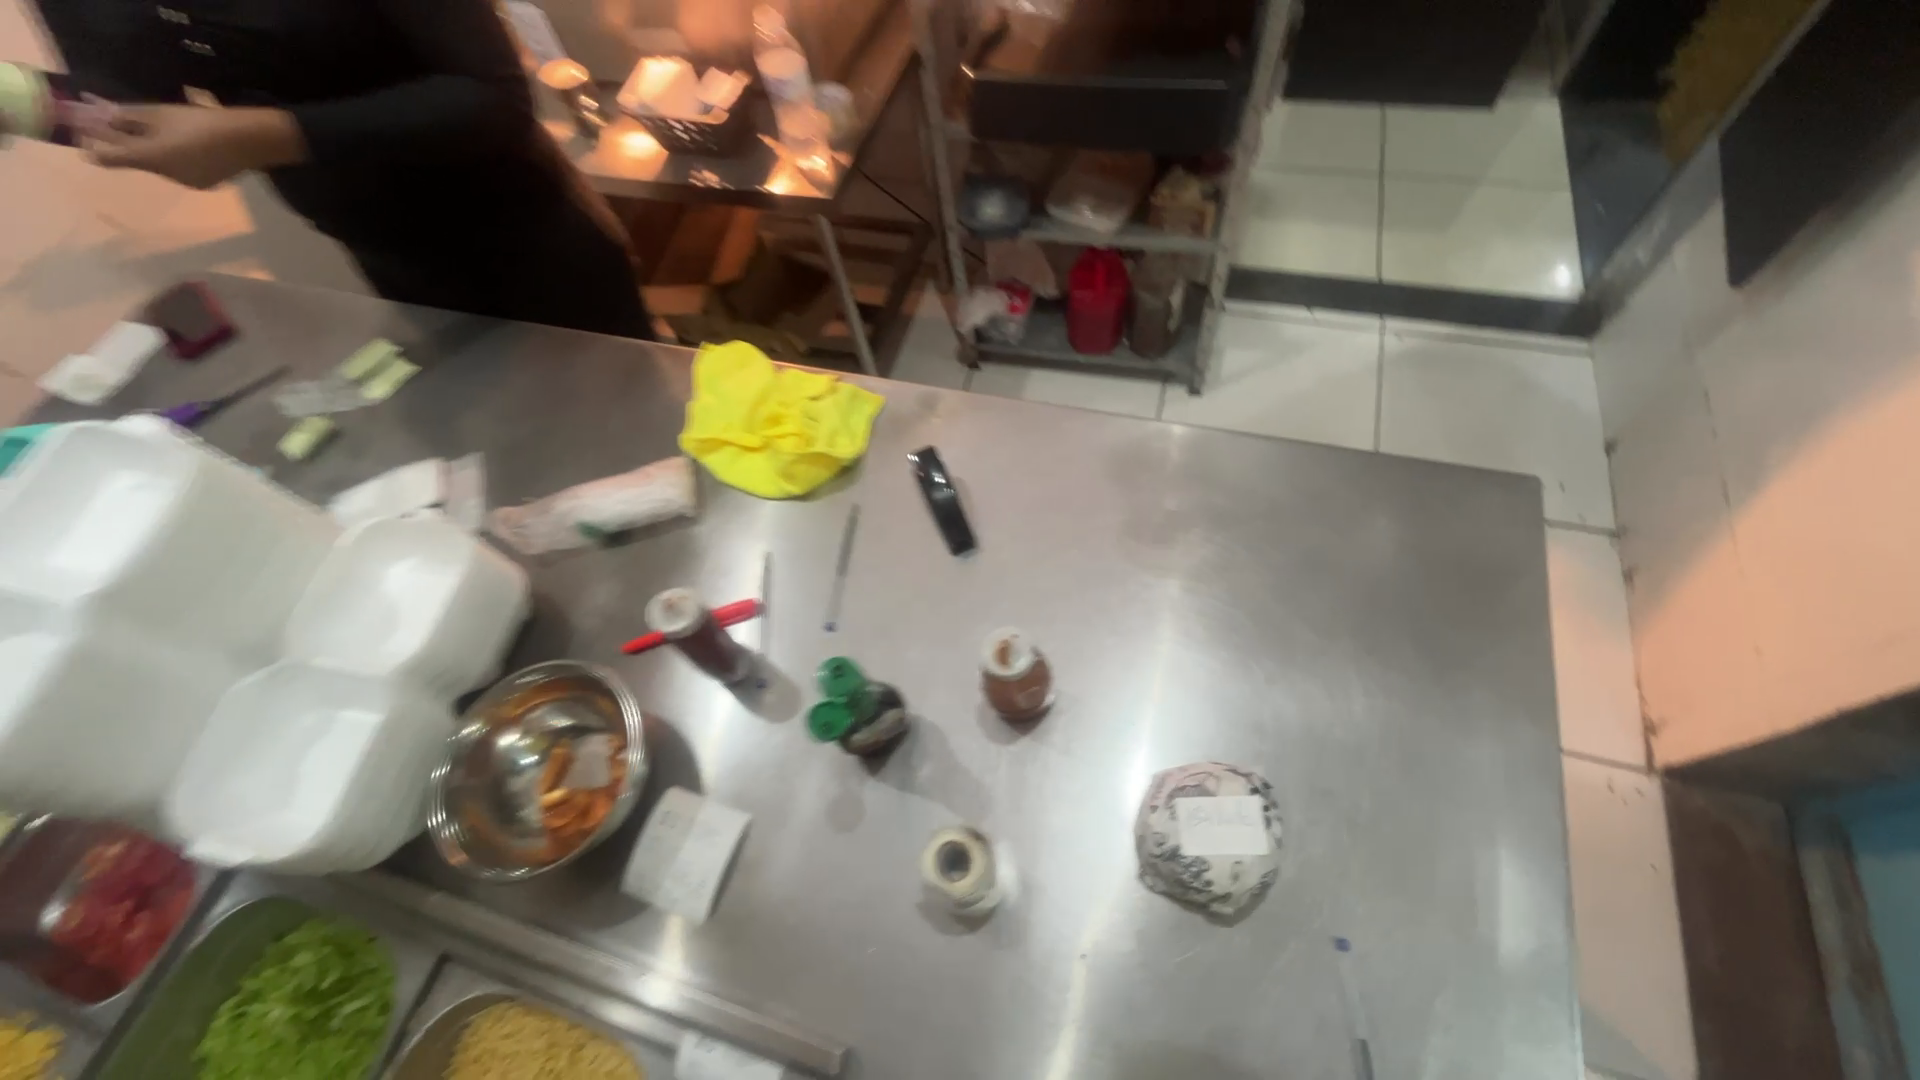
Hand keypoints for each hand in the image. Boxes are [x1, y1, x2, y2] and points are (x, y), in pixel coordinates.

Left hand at [86, 104, 304, 188]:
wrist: (251, 141)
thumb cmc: (201, 122)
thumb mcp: (159, 113)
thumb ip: (127, 117)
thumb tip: (100, 116)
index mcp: (150, 158)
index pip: (107, 158)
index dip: (92, 146)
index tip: (85, 135)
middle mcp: (166, 175)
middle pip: (135, 160)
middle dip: (124, 143)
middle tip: (118, 124)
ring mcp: (188, 182)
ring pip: (158, 165)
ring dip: (151, 150)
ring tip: (157, 134)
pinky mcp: (206, 183)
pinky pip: (179, 170)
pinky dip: (174, 159)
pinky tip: (185, 147)